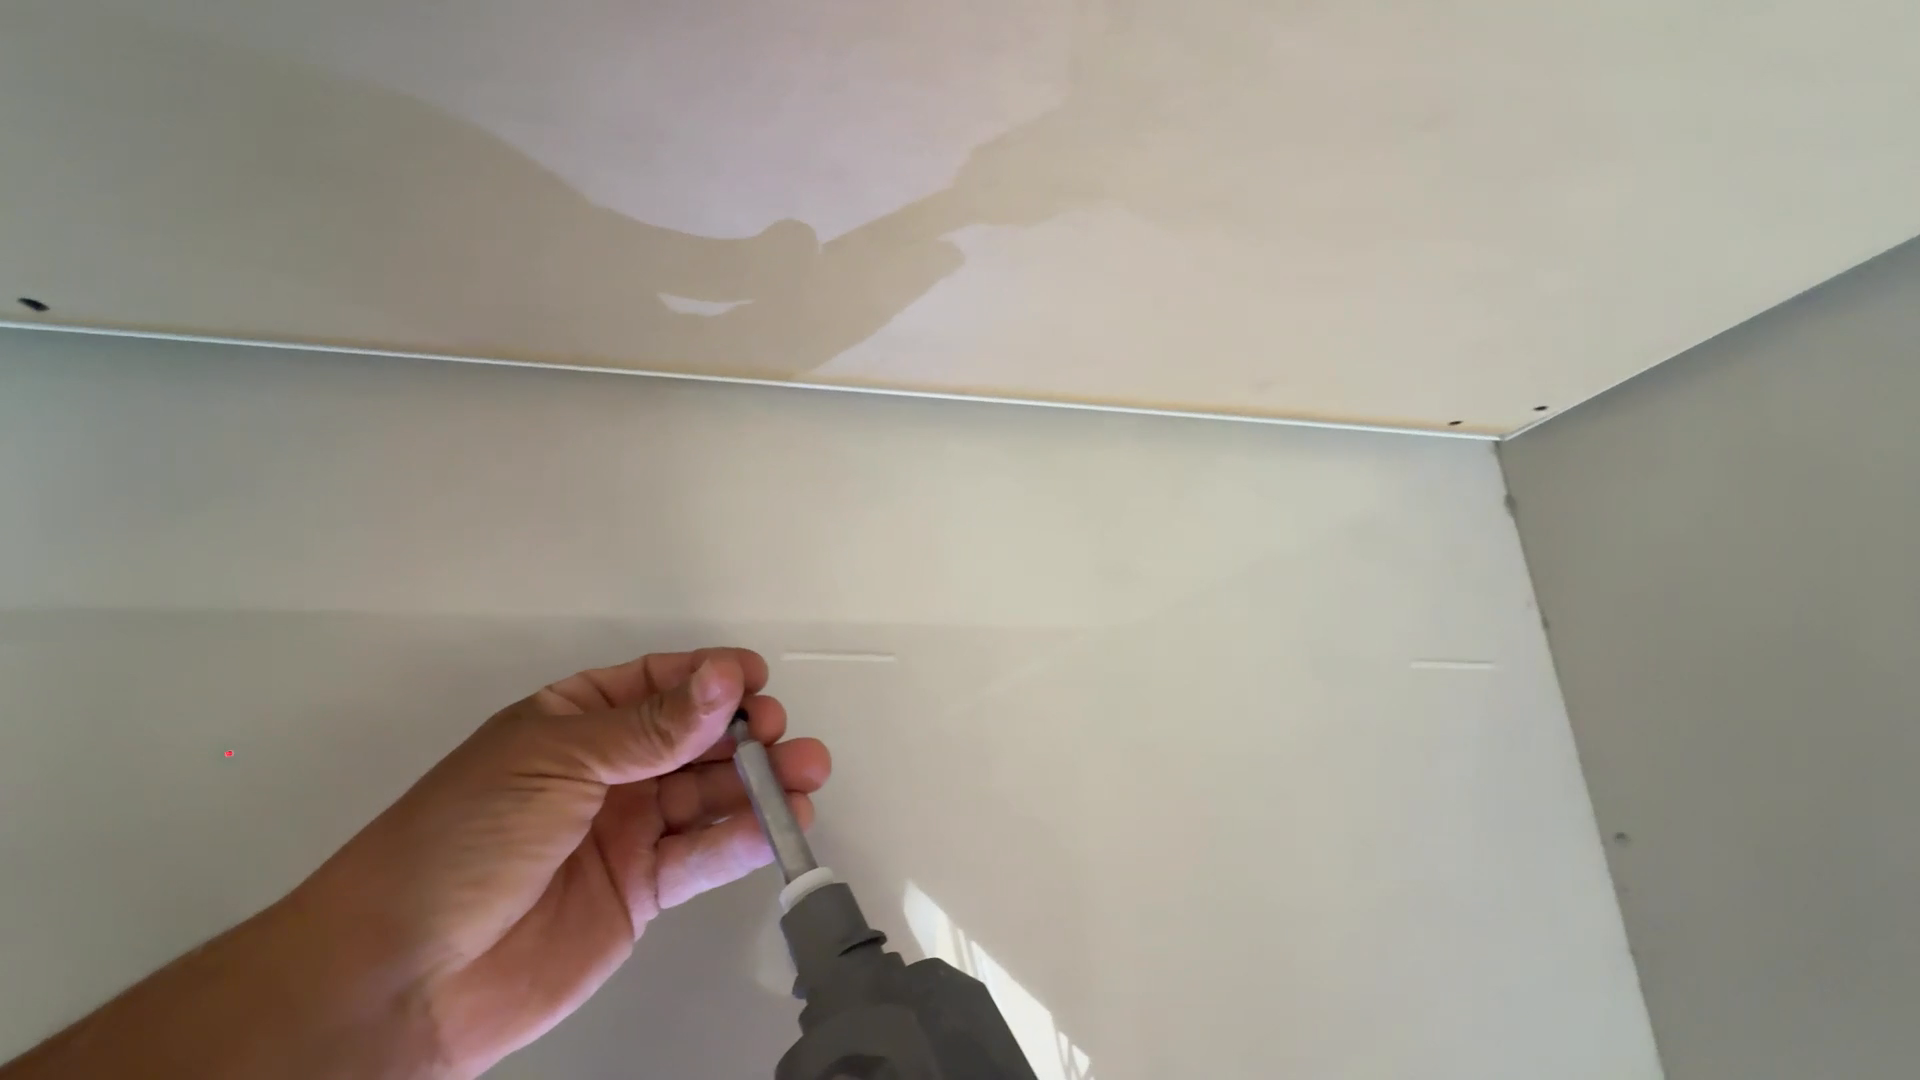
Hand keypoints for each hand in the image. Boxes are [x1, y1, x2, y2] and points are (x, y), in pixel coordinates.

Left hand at [289, 647, 829, 1074]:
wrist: (402, 980)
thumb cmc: (464, 841)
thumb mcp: (556, 761)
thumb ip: (652, 727)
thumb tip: (725, 678)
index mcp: (575, 721)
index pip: (657, 684)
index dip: (709, 677)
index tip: (755, 679)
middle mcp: (608, 770)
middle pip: (694, 738)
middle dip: (743, 730)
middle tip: (777, 734)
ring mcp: (627, 830)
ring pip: (708, 794)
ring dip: (759, 783)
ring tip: (805, 774)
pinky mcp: (643, 890)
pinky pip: (702, 854)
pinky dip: (742, 839)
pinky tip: (780, 826)